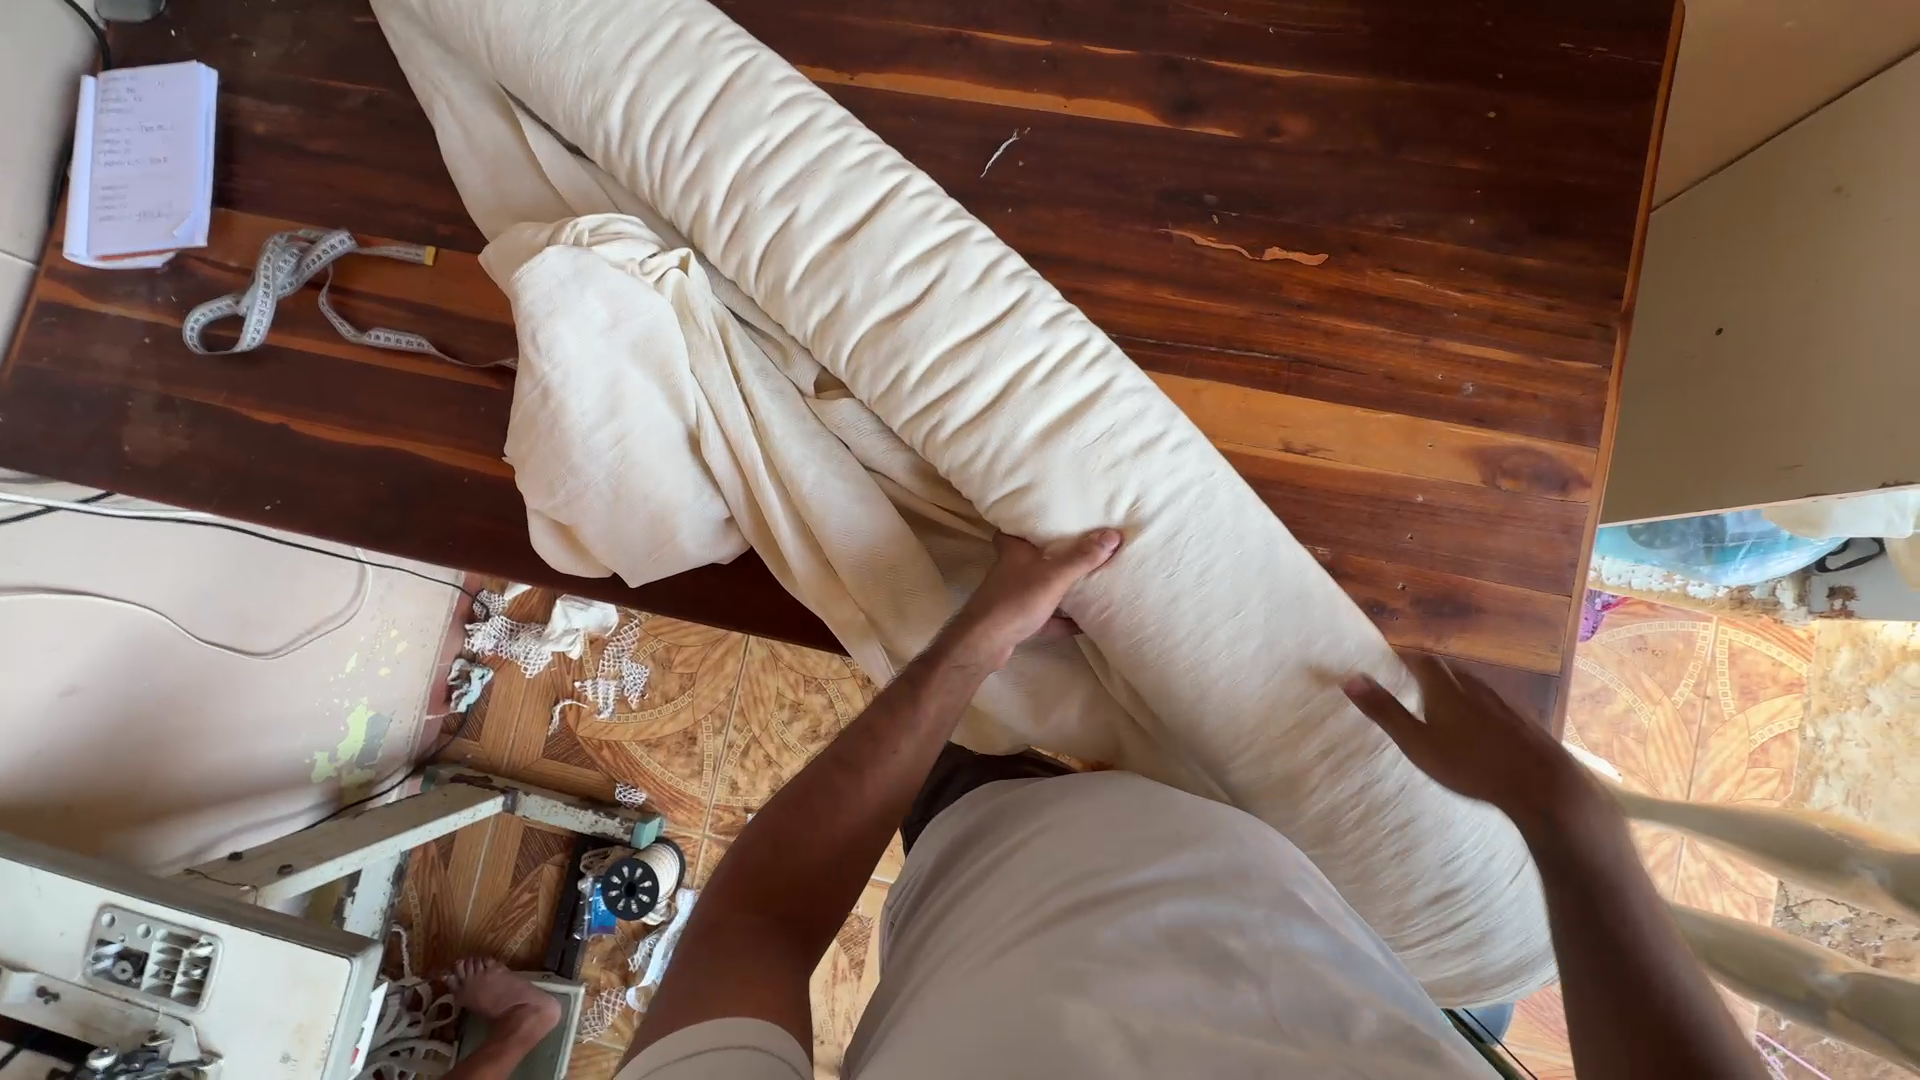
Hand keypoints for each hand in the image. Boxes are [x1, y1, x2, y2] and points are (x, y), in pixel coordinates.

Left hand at [942, 529, 1122, 669]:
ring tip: (1089, 582)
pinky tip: (1085, 623)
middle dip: (1053, 556)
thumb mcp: (1055, 575)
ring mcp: (1013, 597)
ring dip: (1060, 589)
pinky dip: (1063, 621)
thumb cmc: (1017, 599)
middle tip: (1080, 549)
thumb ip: (1082, 558)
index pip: (1013, 529)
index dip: (1027, 522)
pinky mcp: (1017, 622)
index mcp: (1014, 551)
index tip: (1048, 517)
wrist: (986, 642)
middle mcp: (1011, 570)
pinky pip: (1046, 618)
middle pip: (1032, 559)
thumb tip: (1113, 535)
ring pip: (1040, 588)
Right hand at [1342, 653, 1598, 831]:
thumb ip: (1384, 711)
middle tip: (1410, 686)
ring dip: (1453, 689)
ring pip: (1471, 685)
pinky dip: (1477, 707)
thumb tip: (1350, 679)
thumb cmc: (1471, 764)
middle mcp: (1474, 687)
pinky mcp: (1524, 721)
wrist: (1545, 786)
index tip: (1389, 666)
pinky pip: (1492, 703)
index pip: (1420, 660)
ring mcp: (1503, 703)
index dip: (1403, 659)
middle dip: (1428, 673)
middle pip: (1447, 669)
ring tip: (1440, 707)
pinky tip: (1478, 729)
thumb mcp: (1417, 743)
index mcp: (1445, 688)